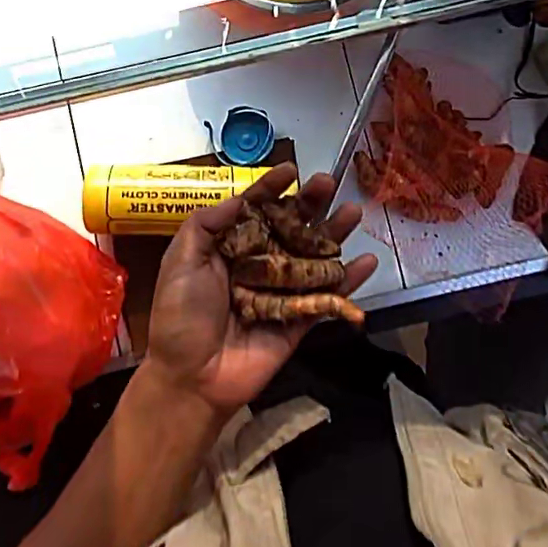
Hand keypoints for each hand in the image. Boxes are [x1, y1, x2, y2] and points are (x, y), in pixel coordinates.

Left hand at [139, 163, 374, 415]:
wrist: (191, 376)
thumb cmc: (180, 315)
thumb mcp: (181, 260)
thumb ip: (207, 224)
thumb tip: (240, 197)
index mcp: (231, 246)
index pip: (256, 208)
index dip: (272, 188)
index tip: (290, 169)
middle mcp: (260, 262)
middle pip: (291, 226)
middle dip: (311, 203)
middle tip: (328, 182)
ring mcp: (282, 290)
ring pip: (314, 255)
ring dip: (335, 233)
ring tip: (353, 211)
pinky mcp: (300, 318)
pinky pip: (328, 297)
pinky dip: (349, 282)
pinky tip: (367, 261)